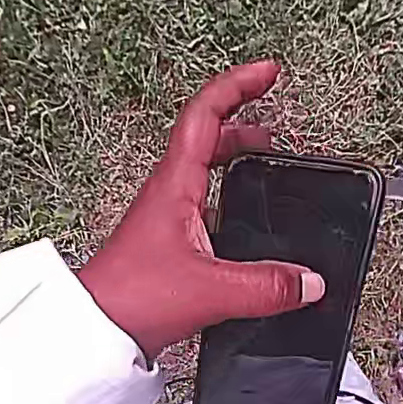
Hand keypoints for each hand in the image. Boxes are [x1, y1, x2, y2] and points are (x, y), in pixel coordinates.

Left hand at [77, 60, 325, 357]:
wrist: (94, 330)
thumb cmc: (129, 299)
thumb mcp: (210, 290)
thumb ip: (265, 287)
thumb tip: (308, 282)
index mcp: (174, 187)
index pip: (204, 115)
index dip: (237, 86)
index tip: (269, 74)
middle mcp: (167, 196)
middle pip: (206, 141)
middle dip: (243, 127)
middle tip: (275, 134)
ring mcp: (165, 221)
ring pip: (202, 176)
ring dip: (233, 165)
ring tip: (265, 173)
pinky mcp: (166, 248)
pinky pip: (202, 211)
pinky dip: (227, 207)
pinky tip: (242, 231)